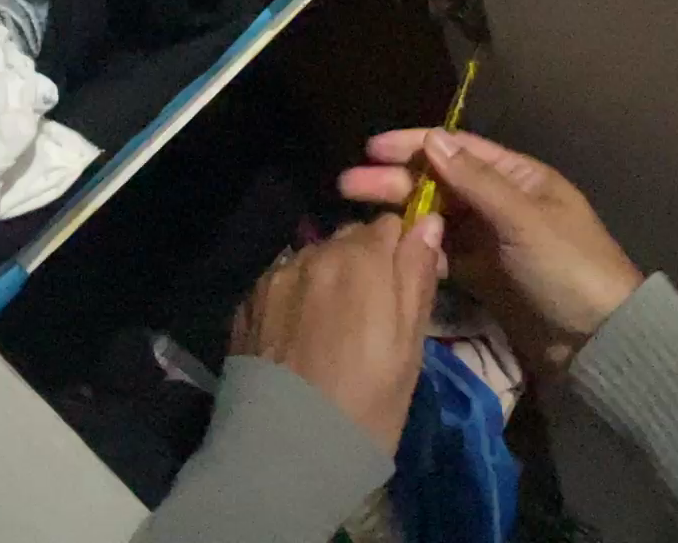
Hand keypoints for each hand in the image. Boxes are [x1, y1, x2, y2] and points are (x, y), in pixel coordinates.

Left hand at [231, 213, 443, 452]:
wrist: (283, 457)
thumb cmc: (364, 406)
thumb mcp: (408, 346)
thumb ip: (417, 275)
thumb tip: (428, 221)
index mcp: (363, 258)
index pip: (391, 225)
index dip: (402, 253)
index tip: (404, 288)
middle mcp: (317, 252)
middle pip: (351, 238)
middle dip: (365, 263)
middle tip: (369, 316)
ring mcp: (278, 274)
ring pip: (317, 258)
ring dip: (329, 278)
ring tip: (329, 330)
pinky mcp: (249, 298)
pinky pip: (285, 280)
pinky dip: (297, 297)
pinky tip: (298, 338)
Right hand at [340, 129, 643, 375]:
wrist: (599, 343)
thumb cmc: (569, 267)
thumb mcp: (523, 219)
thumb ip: (476, 181)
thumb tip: (431, 139)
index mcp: (516, 176)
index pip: (457, 149)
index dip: (413, 145)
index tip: (371, 148)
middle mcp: (498, 200)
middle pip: (439, 183)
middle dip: (395, 181)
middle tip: (348, 185)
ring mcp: (488, 238)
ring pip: (435, 217)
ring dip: (400, 214)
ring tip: (358, 216)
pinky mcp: (481, 274)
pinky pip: (442, 253)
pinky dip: (418, 249)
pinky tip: (390, 251)